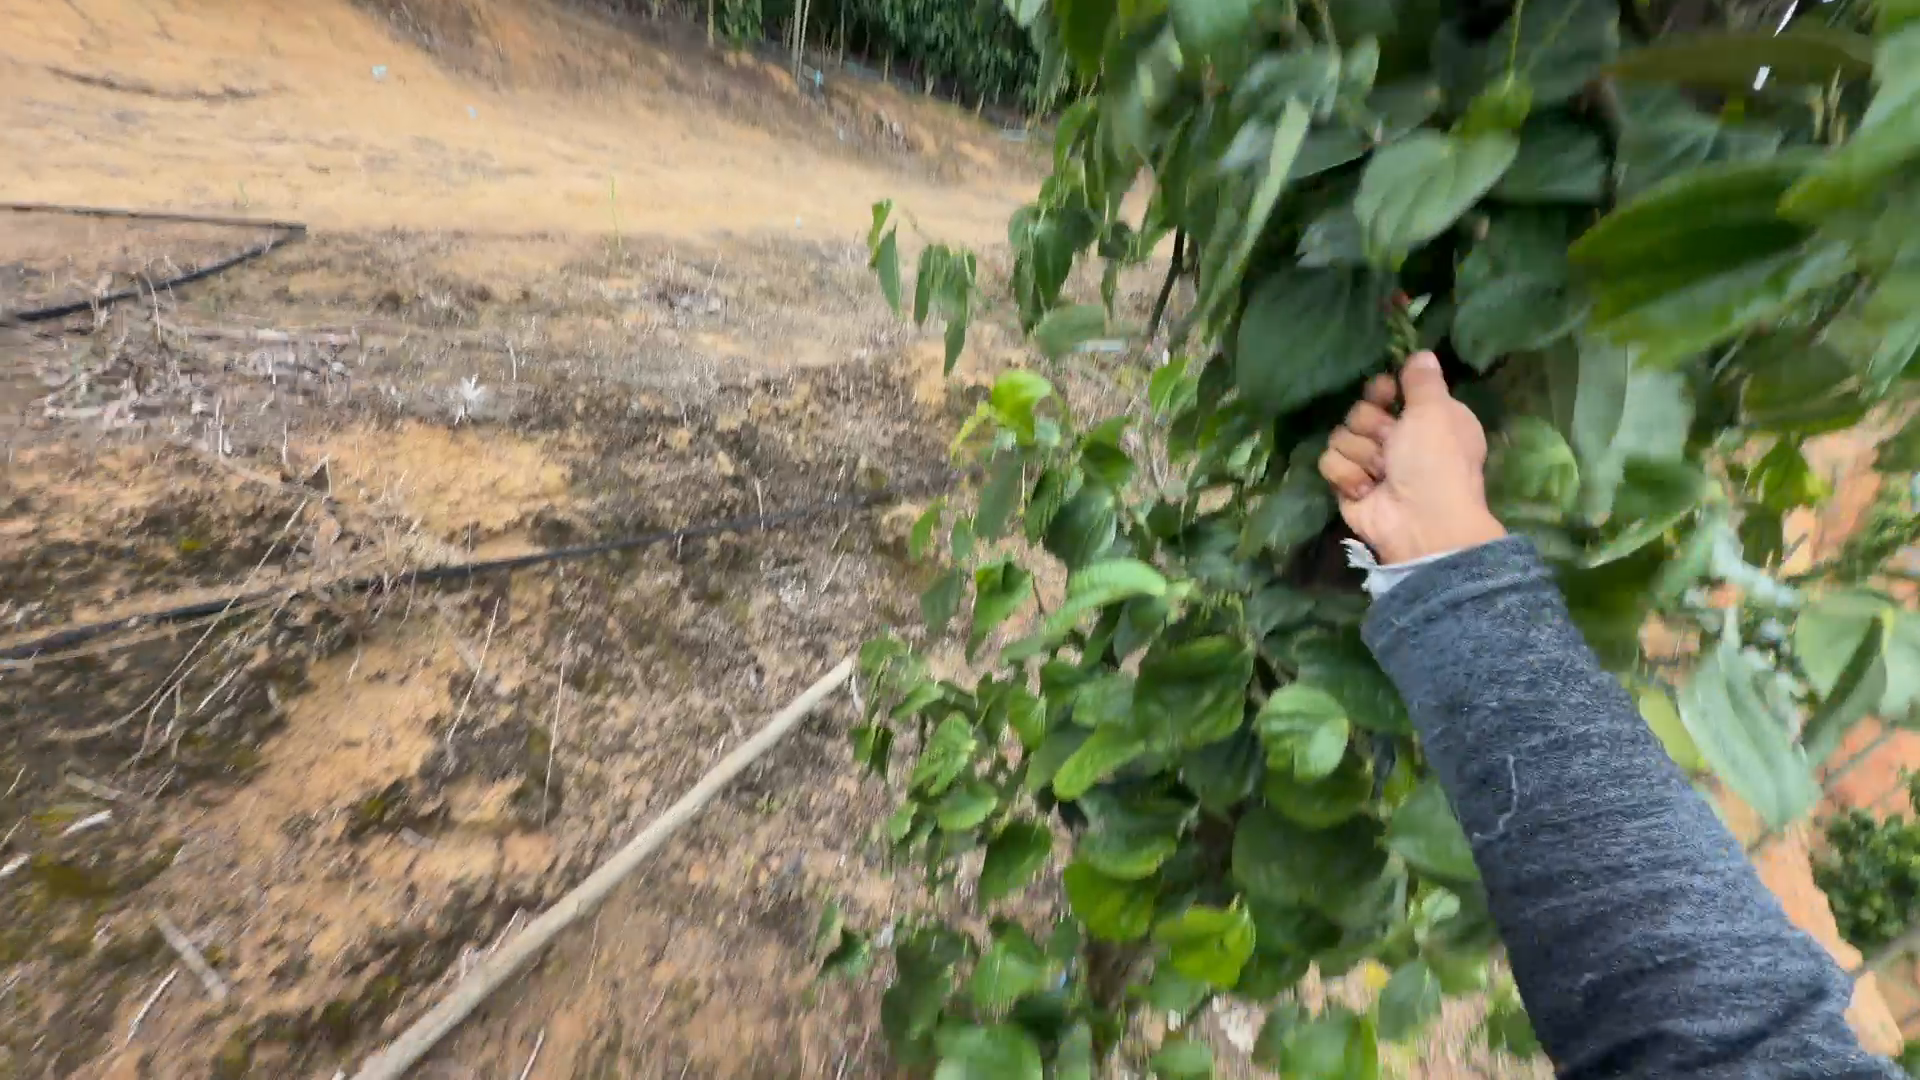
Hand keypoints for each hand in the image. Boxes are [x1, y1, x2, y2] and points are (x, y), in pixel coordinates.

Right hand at [1318, 351, 1505, 564]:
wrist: (1418, 519)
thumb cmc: (1435, 461)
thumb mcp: (1436, 411)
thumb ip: (1422, 381)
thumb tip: (1421, 353)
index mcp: (1424, 418)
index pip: (1386, 390)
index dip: (1381, 391)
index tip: (1385, 392)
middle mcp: (1396, 438)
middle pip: (1357, 413)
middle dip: (1370, 428)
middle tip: (1390, 445)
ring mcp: (1369, 462)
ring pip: (1339, 437)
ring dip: (1360, 455)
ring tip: (1380, 473)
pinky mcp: (1346, 483)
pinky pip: (1328, 463)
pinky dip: (1347, 475)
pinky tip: (1366, 489)